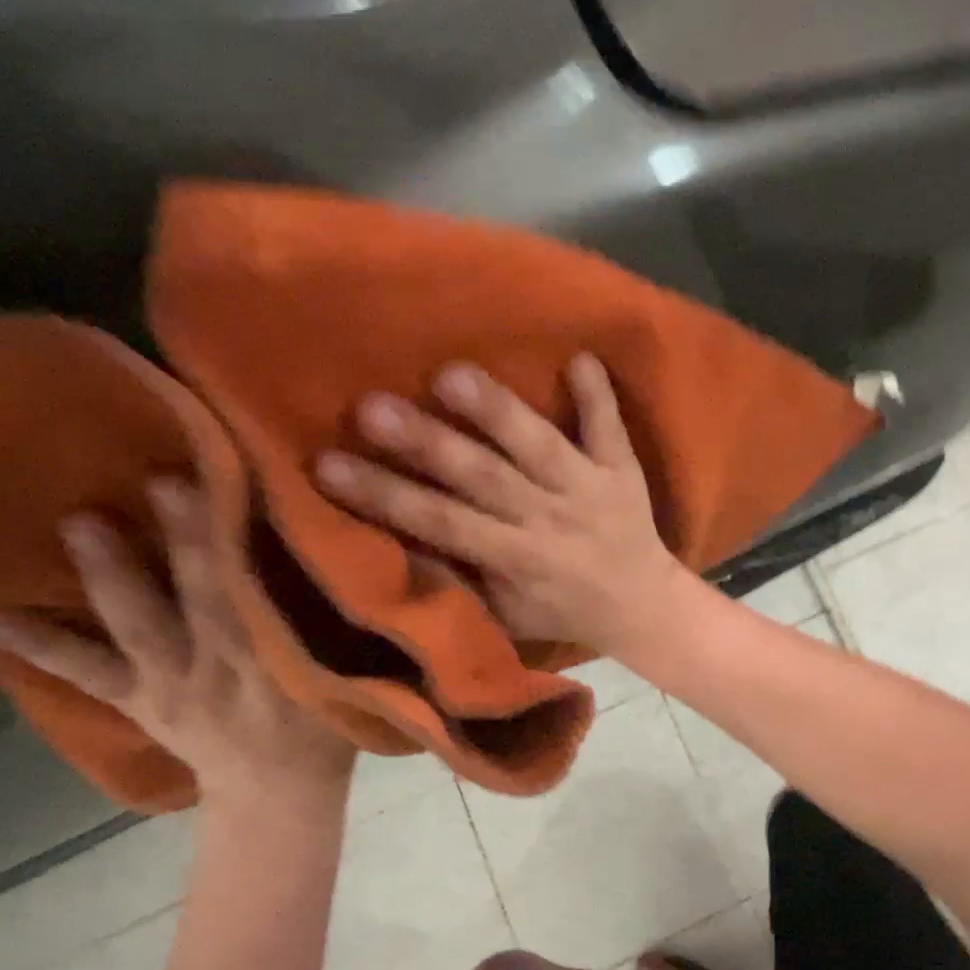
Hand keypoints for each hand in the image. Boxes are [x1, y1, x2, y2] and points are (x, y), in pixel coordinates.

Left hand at [0, 479, 356, 821]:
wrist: (276, 796)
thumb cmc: (325, 725)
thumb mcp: (348, 673)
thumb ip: (337, 617)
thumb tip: (323, 541)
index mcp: (284, 659)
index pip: (274, 590)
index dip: (256, 540)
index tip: (240, 480)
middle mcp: (225, 667)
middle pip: (208, 596)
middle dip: (188, 538)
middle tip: (161, 478)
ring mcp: (171, 685)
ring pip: (141, 624)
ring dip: (111, 574)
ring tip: (78, 522)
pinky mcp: (135, 701)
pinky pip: (85, 672)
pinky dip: (39, 645)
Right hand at [313, 353, 689, 654]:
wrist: (643, 605)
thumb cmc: (561, 609)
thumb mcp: (505, 613)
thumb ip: (459, 577)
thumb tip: (394, 536)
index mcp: (515, 558)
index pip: (440, 523)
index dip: (383, 497)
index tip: (326, 465)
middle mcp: (547, 518)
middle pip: (482, 477)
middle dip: (426, 444)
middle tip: (371, 407)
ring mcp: (588, 488)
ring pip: (539, 446)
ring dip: (498, 411)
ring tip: (452, 373)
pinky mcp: (622, 468)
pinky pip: (610, 429)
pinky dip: (598, 396)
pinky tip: (582, 356)